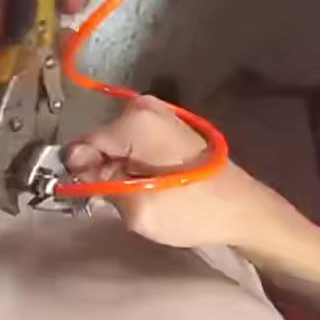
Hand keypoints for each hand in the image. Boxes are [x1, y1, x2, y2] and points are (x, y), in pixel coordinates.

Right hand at [65, 95, 310, 255]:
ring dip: (115, 170)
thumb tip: (74, 166)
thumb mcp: (135, 207)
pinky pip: (131, 145)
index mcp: (134, 122)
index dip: (82, 174)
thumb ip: (97, 183)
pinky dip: (131, 165)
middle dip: (99, 171)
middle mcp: (143, 108)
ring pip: (113, 146)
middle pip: (98, 143)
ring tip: (136, 194)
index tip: (94, 195)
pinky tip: (146, 185)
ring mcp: (158, 115)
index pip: (81, 146)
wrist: (245, 211)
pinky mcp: (168, 127)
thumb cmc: (191, 210)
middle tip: (119, 199)